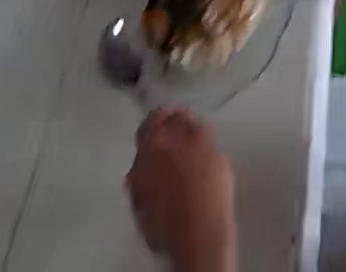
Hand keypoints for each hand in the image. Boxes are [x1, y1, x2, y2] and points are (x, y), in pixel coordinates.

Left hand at [127, 107, 236, 271]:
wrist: (197, 236)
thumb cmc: (206, 185)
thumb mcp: (209, 147)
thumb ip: (196, 129)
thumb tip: (187, 118)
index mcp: (151, 148)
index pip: (151, 119)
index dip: (168, 110)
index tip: (184, 108)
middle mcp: (137, 170)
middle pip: (148, 144)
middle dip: (166, 135)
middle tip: (188, 133)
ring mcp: (136, 195)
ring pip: (148, 168)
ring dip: (165, 158)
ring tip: (188, 158)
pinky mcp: (142, 215)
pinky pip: (151, 187)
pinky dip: (164, 179)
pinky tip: (182, 183)